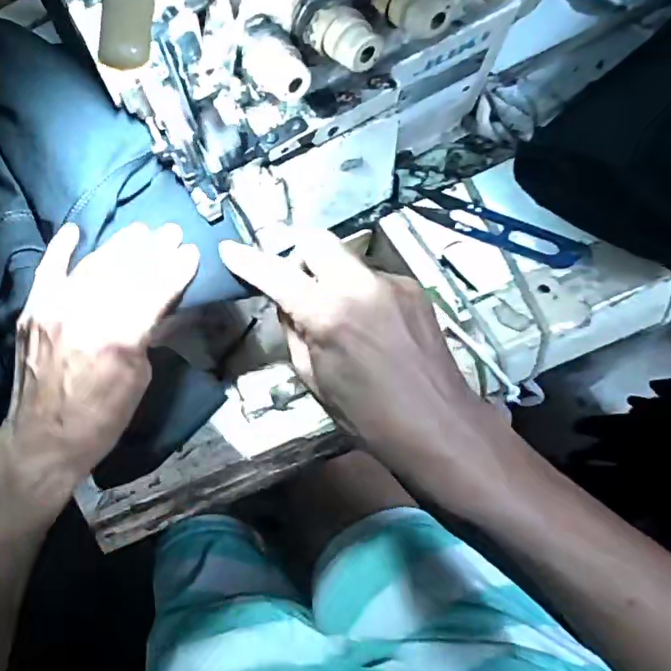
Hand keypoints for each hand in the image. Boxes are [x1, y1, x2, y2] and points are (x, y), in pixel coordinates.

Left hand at [0, 221, 199, 516]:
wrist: (41, 440)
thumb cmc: (99, 420)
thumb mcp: (139, 380)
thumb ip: (149, 336)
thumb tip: (166, 306)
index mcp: (118, 338)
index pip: (155, 289)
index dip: (176, 267)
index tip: (190, 250)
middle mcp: (84, 314)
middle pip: (124, 270)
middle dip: (151, 249)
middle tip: (168, 232)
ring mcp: (53, 308)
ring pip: (92, 264)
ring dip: (118, 246)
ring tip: (138, 232)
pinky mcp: (32, 310)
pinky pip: (47, 269)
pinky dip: (61, 248)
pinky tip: (75, 231)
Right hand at [217, 230, 521, 500]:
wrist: (442, 429)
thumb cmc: (368, 416)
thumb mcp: (312, 376)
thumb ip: (293, 330)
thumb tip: (286, 303)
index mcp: (329, 313)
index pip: (276, 272)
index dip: (247, 260)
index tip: (228, 251)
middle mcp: (361, 286)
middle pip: (315, 240)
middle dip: (294, 253)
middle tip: (287, 279)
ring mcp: (392, 283)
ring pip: (344, 259)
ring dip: (327, 275)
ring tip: (331, 312)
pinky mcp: (414, 289)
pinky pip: (369, 277)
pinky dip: (355, 290)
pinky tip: (364, 323)